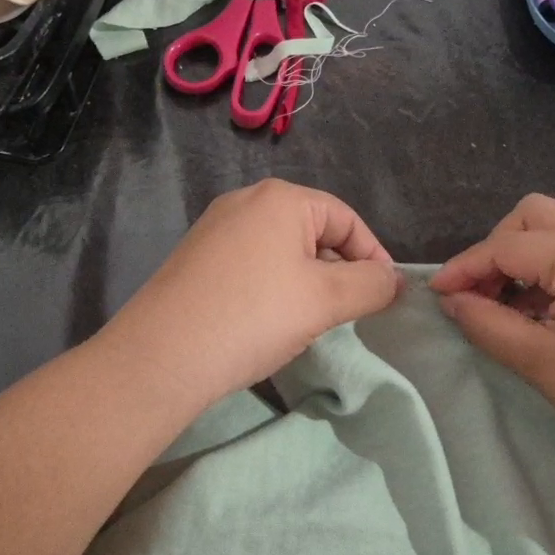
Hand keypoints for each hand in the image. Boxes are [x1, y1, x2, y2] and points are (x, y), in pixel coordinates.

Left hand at [97, 179, 396, 407]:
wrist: (161, 356)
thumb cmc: (253, 316)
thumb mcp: (324, 301)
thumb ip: (370, 284)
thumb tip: (394, 279)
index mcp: (281, 198)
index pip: (345, 218)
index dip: (373, 256)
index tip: (384, 296)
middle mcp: (245, 201)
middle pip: (312, 230)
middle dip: (337, 270)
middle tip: (345, 313)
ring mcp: (215, 228)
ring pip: (281, 249)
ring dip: (305, 282)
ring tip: (307, 321)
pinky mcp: (195, 258)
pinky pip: (250, 263)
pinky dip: (271, 287)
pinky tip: (266, 322)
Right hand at [431, 194, 554, 480]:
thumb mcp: (544, 365)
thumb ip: (489, 324)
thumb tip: (453, 301)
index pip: (508, 246)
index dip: (466, 267)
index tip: (436, 293)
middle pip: (535, 215)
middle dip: (497, 247)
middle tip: (480, 295)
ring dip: (528, 254)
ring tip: (512, 305)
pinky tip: (551, 309)